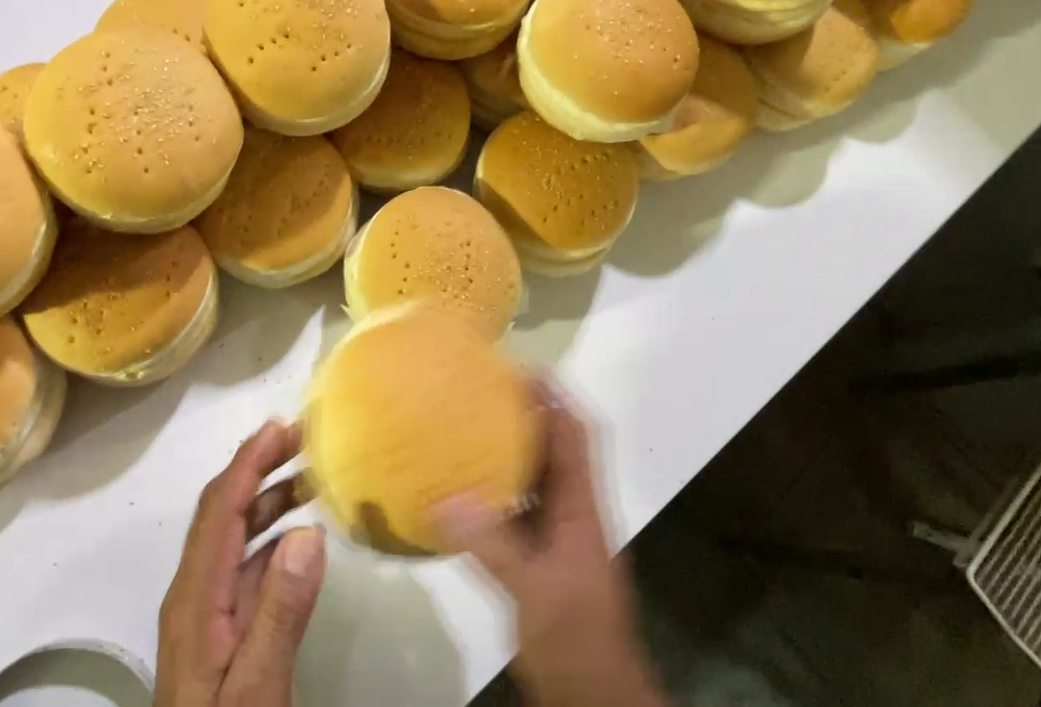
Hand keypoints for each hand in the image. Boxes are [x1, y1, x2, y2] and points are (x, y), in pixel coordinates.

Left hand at [156, 420, 327, 706]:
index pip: (220, 511)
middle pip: (223, 514)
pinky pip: (246, 567)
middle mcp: (195, 594)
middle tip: (306, 439)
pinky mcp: (222, 631)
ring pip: (236, 538)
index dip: (248, 462)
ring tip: (313, 478)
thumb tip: (306, 532)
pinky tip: (302, 539)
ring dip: (269, 500)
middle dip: (260, 469)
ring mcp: (207, 613)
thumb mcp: (257, 686)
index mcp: (196, 598)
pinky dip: (273, 539)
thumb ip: (280, 612)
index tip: (281, 426)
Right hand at [438, 384, 669, 706]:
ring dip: (505, 453)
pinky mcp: (539, 563)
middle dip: (523, 415)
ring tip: (462, 430)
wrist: (595, 697)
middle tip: (477, 392)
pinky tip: (456, 496)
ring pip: (533, 480)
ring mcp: (556, 538)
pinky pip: (513, 514)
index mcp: (582, 508)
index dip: (555, 396)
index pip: (576, 434)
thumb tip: (445, 497)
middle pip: (553, 448)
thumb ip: (493, 545)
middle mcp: (572, 513)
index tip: (519, 367)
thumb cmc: (577, 639)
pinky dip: (489, 497)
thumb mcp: (534, 590)